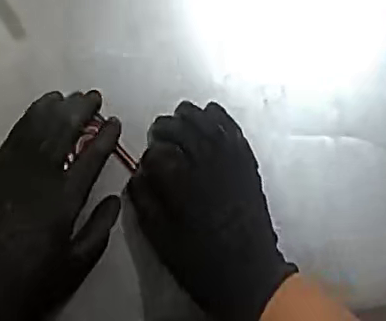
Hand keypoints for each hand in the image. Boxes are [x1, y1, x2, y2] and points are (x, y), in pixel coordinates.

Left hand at [0, 91, 122, 320]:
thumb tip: (115, 199)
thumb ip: (99, 230)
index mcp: (63, 201)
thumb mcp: (73, 267)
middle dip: (81, 110)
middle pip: (64, 132)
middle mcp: (41, 180)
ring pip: (39, 129)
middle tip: (94, 96)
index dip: (106, 136)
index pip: (91, 157)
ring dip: (56, 109)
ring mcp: (16, 174)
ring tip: (69, 96)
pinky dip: (29, 118)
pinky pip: (15, 138)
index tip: (114, 122)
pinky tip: (39, 108)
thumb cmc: (29, 281)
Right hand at [127, 102, 296, 320]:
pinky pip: (230, 124)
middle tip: (157, 131)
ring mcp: (229, 154)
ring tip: (179, 117)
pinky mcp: (245, 155)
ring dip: (189, 116)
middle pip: (180, 127)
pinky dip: (217, 116)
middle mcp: (205, 159)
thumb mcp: (162, 239)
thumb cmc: (202, 260)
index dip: (148, 155)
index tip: (145, 161)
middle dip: (164, 127)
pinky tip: (210, 116)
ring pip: (205, 119)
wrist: (248, 269)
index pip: (157, 152)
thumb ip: (146, 203)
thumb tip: (137, 178)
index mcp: (181, 180)